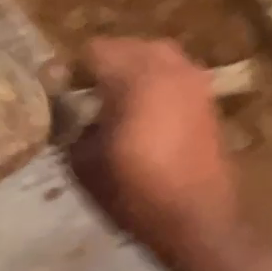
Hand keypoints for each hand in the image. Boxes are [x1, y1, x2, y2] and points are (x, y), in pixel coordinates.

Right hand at [69, 37, 240, 263]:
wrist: (200, 223)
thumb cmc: (138, 194)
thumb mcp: (84, 164)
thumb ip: (70, 125)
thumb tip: (69, 109)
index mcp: (136, 75)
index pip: (93, 51)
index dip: (73, 72)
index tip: (63, 96)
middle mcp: (169, 66)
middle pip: (126, 47)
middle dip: (105, 67)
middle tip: (88, 99)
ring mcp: (195, 81)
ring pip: (154, 57)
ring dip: (134, 72)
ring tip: (118, 105)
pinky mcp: (209, 99)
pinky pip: (175, 76)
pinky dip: (158, 85)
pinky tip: (146, 116)